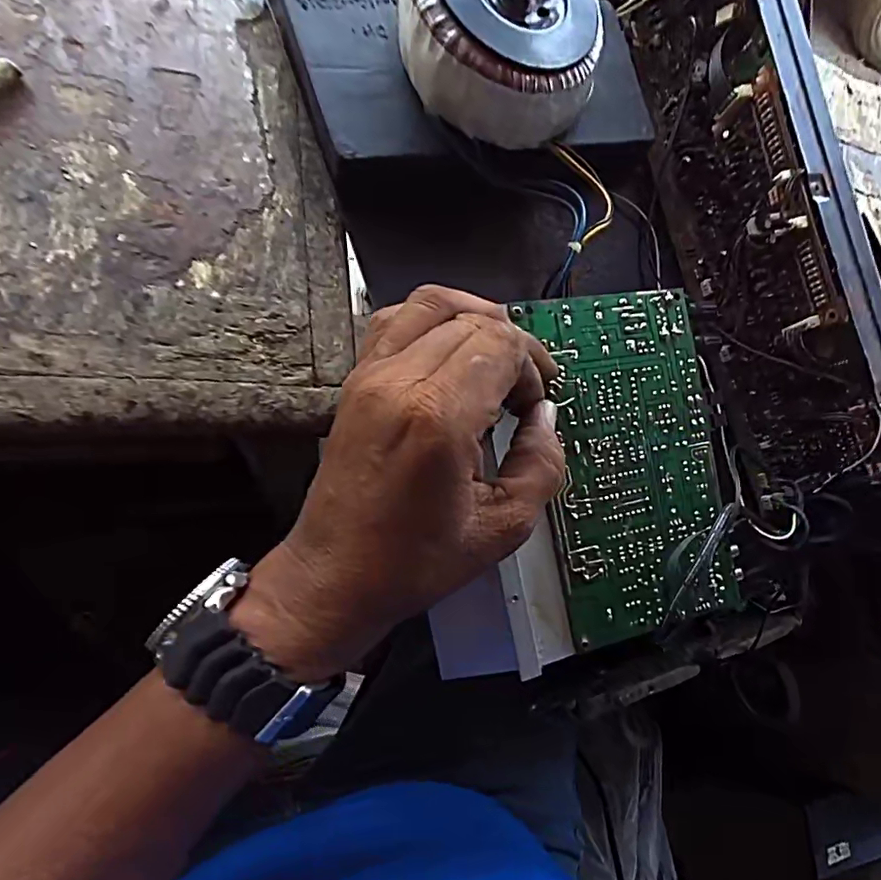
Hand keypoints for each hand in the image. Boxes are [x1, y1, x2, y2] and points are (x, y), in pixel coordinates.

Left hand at [228, 286, 564, 680]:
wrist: (335, 576)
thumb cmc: (417, 560)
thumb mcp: (505, 526)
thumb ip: (542, 464)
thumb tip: (545, 417)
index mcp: (437, 417)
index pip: (501, 345)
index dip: (533, 369)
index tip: (535, 410)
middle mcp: (399, 381)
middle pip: (475, 321)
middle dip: (515, 349)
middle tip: (525, 395)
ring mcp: (370, 375)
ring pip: (434, 303)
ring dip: (479, 321)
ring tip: (499, 360)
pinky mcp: (356, 380)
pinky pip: (398, 318)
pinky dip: (437, 321)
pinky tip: (456, 353)